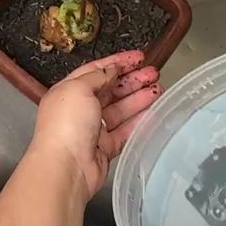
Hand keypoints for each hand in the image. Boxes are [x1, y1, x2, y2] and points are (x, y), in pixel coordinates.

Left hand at [27, 51, 160, 200]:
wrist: (66, 167)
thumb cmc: (66, 125)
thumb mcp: (78, 88)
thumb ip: (98, 76)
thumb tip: (112, 69)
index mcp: (69, 91)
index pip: (96, 71)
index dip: (118, 62)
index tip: (139, 57)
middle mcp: (80, 109)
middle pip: (110, 90)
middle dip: (132, 80)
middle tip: (154, 73)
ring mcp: (93, 130)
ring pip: (120, 110)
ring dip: (139, 98)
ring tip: (159, 89)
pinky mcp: (105, 148)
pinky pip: (126, 131)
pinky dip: (139, 121)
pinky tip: (154, 112)